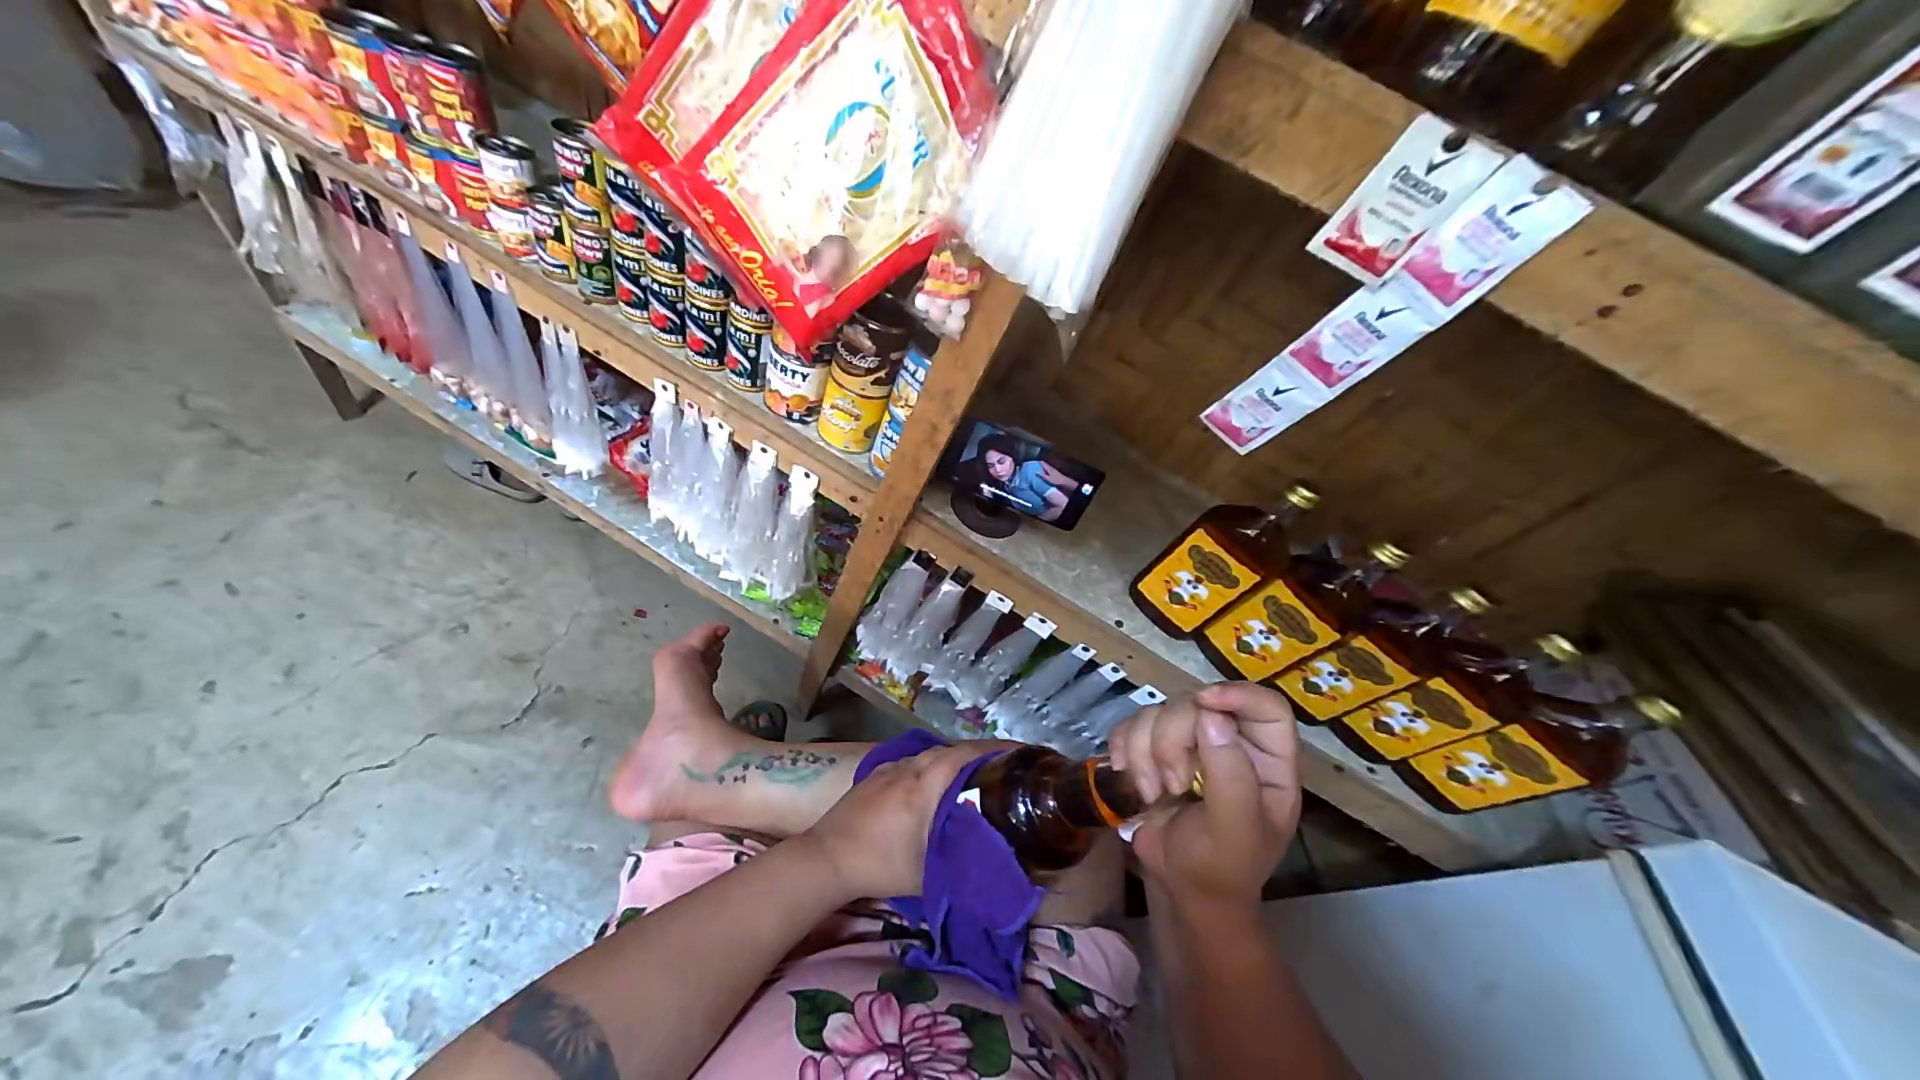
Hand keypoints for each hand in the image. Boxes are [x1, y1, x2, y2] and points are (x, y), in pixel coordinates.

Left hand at [797, 743, 997, 900]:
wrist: (824, 859)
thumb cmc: (879, 865)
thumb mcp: (927, 872)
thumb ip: (962, 865)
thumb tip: (999, 867)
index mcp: (924, 784)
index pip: (967, 753)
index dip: (997, 749)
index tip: (1022, 752)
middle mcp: (908, 767)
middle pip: (951, 749)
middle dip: (981, 752)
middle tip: (1006, 765)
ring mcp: (888, 769)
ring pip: (930, 754)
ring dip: (955, 758)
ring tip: (977, 772)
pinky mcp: (874, 776)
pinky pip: (913, 762)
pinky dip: (933, 766)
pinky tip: (935, 783)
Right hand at [1110, 684, 1302, 905]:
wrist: (1180, 890)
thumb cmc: (1219, 867)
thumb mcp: (1234, 830)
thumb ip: (1231, 775)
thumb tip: (1211, 717)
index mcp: (1269, 761)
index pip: (1265, 706)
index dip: (1236, 694)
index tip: (1203, 704)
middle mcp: (1231, 742)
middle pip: (1197, 704)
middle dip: (1173, 741)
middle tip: (1173, 784)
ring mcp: (1190, 743)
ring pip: (1159, 711)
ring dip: (1145, 751)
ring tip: (1153, 792)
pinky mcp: (1154, 749)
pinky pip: (1132, 724)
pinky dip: (1125, 748)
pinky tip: (1130, 778)